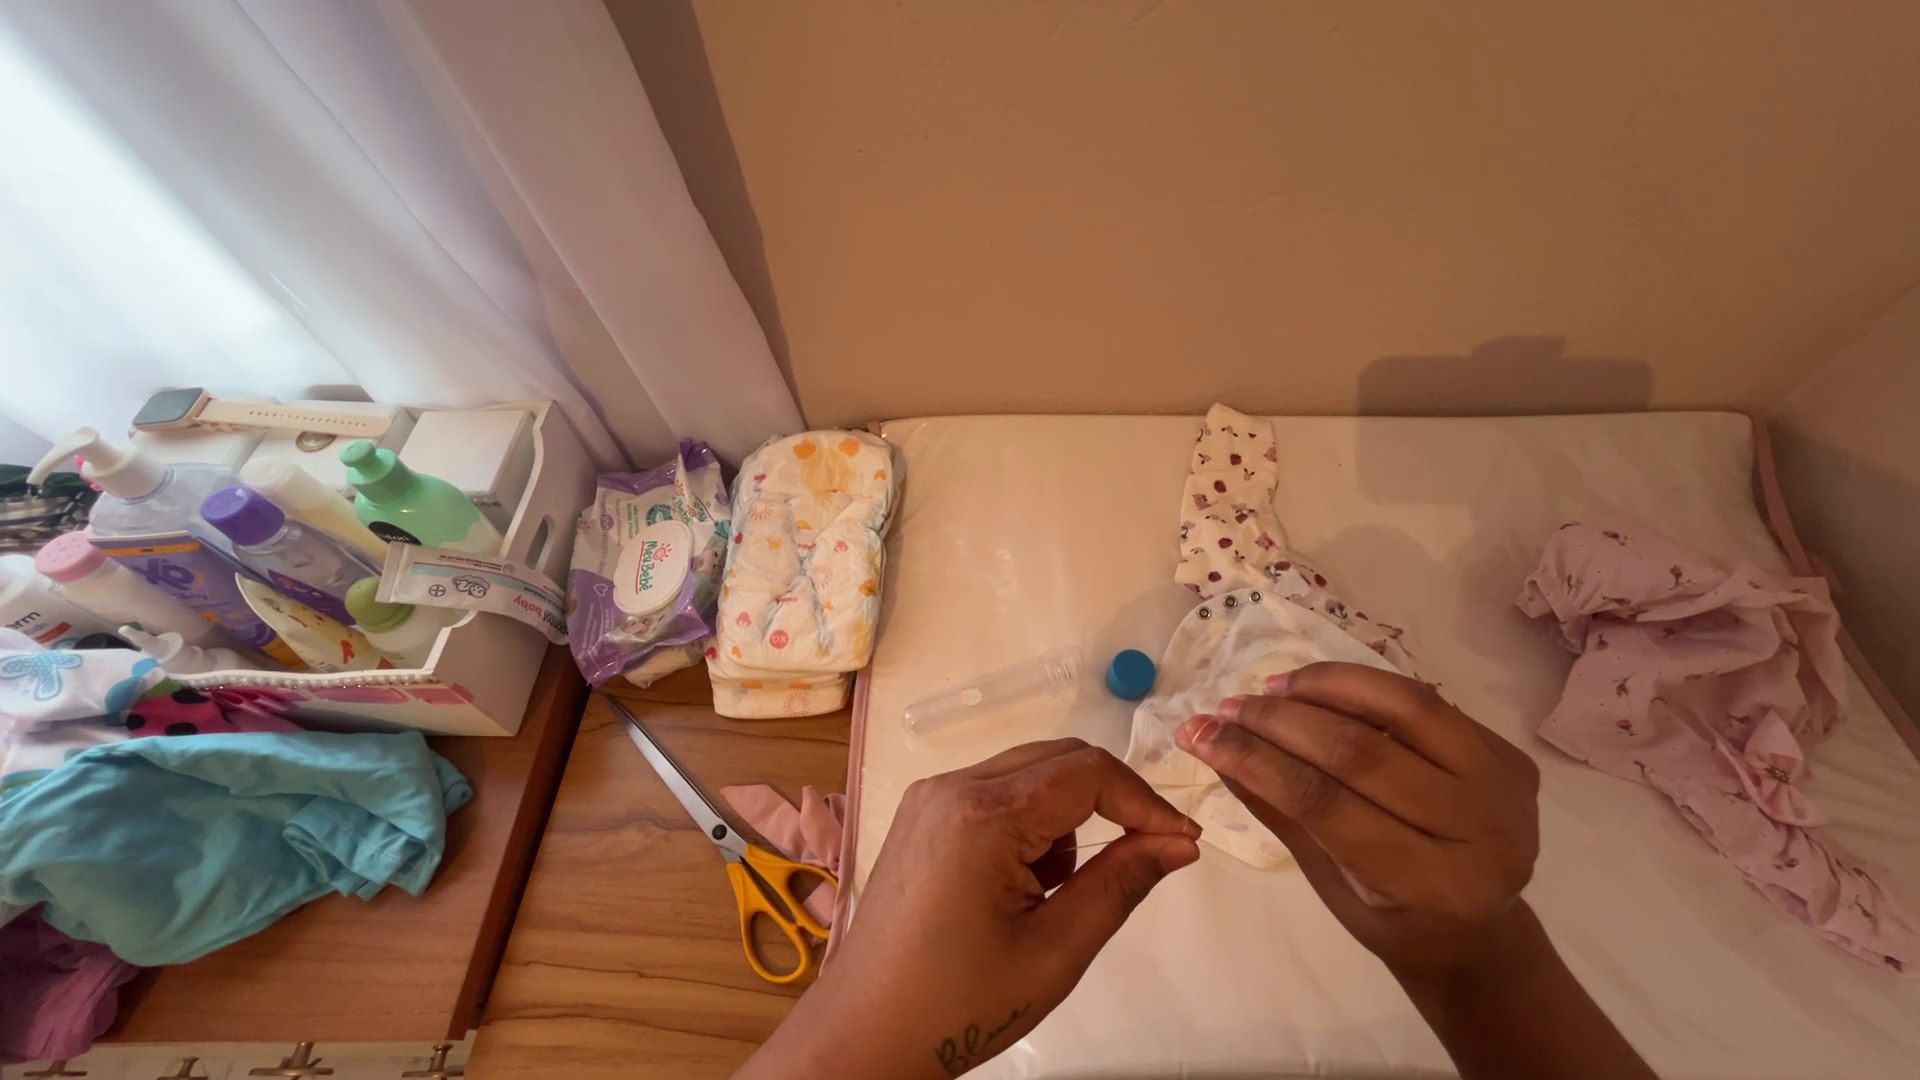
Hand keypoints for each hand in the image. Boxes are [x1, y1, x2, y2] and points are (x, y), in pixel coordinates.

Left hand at [736, 739, 1201, 1079]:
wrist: (864, 1031)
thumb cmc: (960, 1004)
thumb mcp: (1055, 951)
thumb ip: (1121, 883)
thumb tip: (1178, 842)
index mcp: (984, 815)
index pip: (1086, 772)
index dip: (1144, 800)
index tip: (1182, 840)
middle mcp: (954, 785)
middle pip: (1057, 759)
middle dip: (1108, 802)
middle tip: (1139, 856)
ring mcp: (932, 794)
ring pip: (1028, 773)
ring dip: (1064, 815)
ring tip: (1052, 891)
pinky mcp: (923, 810)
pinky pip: (995, 790)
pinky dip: (1028, 821)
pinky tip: (1017, 882)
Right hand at [1175, 661, 1539, 982]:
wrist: (1476, 930)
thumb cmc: (1388, 917)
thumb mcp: (1324, 878)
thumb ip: (1272, 805)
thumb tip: (1206, 741)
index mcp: (1430, 885)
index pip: (1323, 803)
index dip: (1253, 759)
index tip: (1197, 733)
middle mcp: (1482, 834)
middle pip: (1360, 752)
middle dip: (1277, 722)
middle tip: (1226, 708)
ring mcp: (1504, 788)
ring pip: (1402, 707)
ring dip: (1321, 688)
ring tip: (1270, 689)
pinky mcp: (1508, 755)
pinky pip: (1423, 700)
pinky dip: (1360, 684)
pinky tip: (1314, 686)